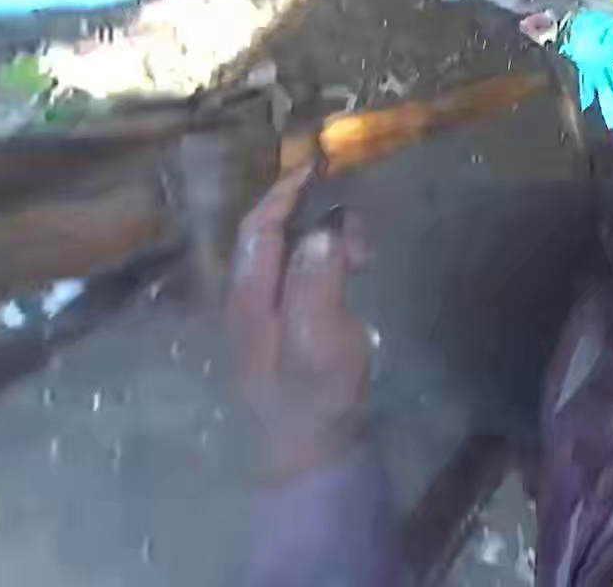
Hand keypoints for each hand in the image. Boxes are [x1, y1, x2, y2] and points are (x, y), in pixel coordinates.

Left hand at [227, 165, 373, 480]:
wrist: (309, 447)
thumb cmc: (314, 393)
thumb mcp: (318, 339)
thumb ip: (316, 282)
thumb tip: (323, 227)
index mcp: (249, 296)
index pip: (257, 228)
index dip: (283, 192)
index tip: (316, 165)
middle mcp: (250, 295)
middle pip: (274, 232)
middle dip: (316, 215)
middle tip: (359, 231)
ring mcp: (266, 308)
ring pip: (293, 247)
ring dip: (328, 236)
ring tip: (363, 255)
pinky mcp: (287, 318)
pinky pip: (306, 266)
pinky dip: (330, 254)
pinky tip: (354, 268)